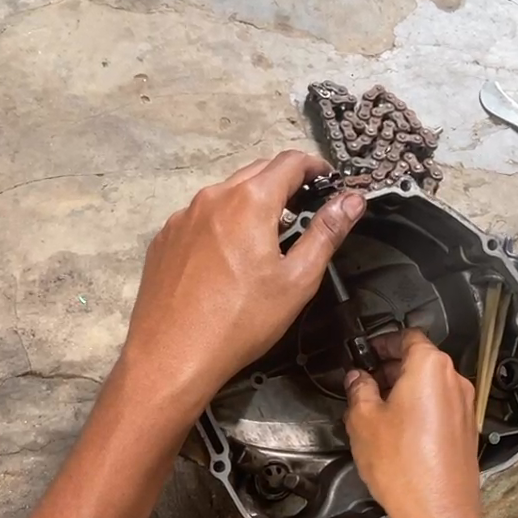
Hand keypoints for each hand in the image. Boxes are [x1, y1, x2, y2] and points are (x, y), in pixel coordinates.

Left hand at [119, 150, 365, 418]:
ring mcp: (182, 218)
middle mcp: (211, 198)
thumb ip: (326, 234)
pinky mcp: (164, 240)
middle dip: (283, 183)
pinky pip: (199, 219)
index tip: (327, 179)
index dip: (314, 166)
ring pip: (224, 195)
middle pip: (255, 173)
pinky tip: (225, 259)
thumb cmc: (240, 322)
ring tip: (265, 236)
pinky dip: (220, 224)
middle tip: (302, 209)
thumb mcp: (296, 281)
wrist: (171, 356)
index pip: (289, 162)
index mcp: (249, 202)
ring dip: (250, 203)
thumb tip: (353, 200)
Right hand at [343, 329, 482, 517]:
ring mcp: (464, 406)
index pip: (407, 337)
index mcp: (430, 368)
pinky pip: (440, 407)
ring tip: (376, 410)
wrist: (438, 511)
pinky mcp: (466, 430)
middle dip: (390, 368)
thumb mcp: (363, 421)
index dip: (382, 342)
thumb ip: (358, 390)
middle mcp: (453, 381)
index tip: (365, 352)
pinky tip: (397, 431)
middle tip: (363, 382)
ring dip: (404, 390)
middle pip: (420, 360)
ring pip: (430, 385)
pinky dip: (419, 409)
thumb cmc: (403, 466)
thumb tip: (357, 378)